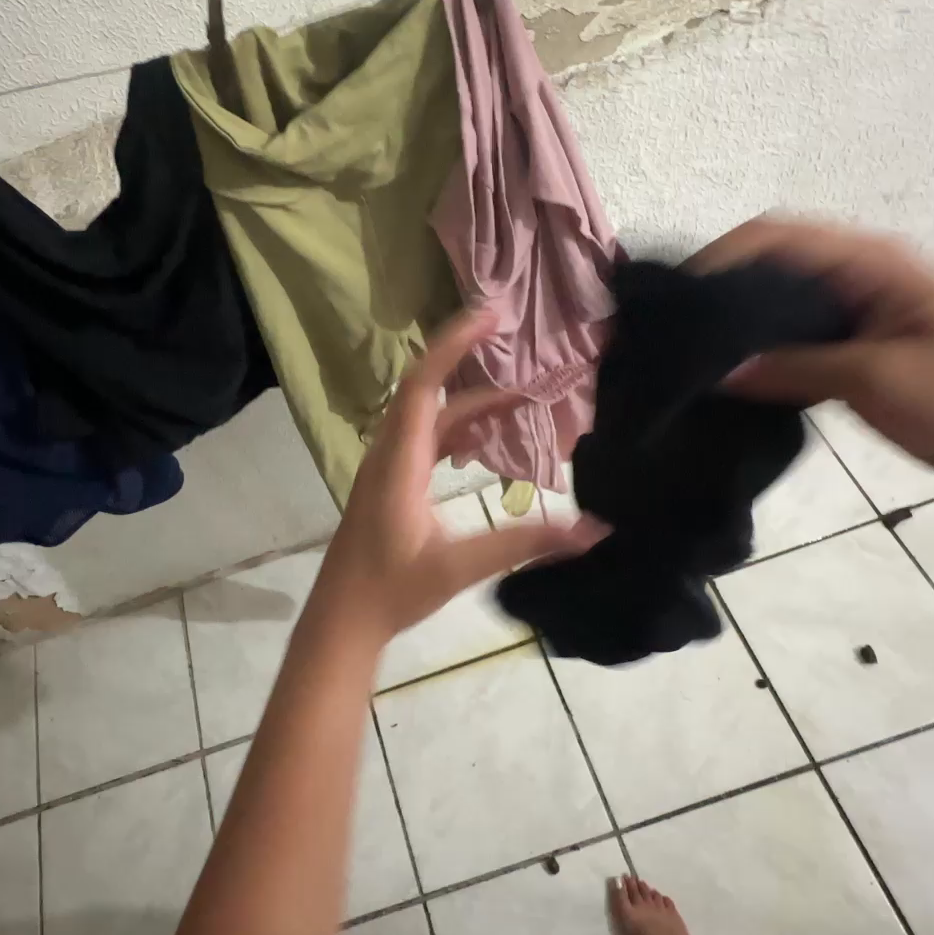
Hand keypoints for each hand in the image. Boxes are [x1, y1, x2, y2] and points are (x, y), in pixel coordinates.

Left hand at [302, 312, 602, 647]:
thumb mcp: (460, 567)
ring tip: (518, 398)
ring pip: (428, 417)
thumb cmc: (392, 591)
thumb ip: (524, 543)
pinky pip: (425, 440)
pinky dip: (457, 430)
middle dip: (468, 362)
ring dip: (468, 403)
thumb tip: (591, 531)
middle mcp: (389, 453)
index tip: (490, 315)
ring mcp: (386, 468)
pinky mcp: (390, 484)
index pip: (424, 385)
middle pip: (426, 391)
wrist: (342, 619)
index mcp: (400, 461)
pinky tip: (485, 443)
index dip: (453, 345)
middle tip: (515, 344)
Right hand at [700, 216, 933, 474]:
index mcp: (867, 262)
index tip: (681, 296)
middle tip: (673, 327)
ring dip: (732, 321)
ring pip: (771, 302)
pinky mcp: (840, 346)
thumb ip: (795, 369)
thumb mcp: (875, 376)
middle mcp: (851, 275)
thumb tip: (720, 374)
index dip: (723, 256)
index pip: (777, 237)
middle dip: (718, 288)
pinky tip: (723, 373)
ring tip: (687, 350)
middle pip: (766, 264)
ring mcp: (846, 311)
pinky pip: (782, 337)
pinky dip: (751, 350)